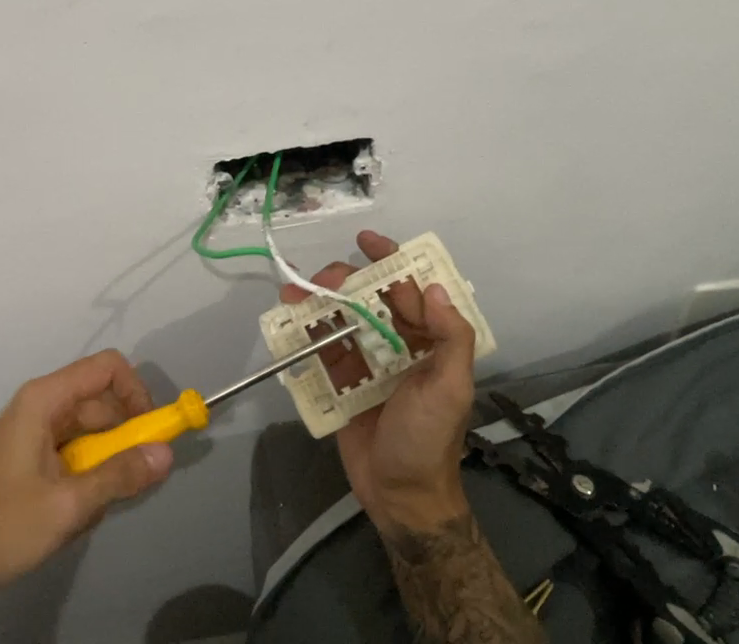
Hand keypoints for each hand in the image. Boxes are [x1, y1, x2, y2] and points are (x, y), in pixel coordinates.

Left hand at [0, 350, 173, 594]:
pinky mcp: (29, 459)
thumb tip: (167, 453)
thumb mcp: (68, 505)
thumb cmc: (0, 525)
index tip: (149, 434)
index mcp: (45, 400)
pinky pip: (73, 456)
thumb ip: (120, 476)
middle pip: (102, 404)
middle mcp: (40, 407)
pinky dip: (84, 481)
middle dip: (122, 441)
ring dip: (102, 468)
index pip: (107, 368)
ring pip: (90, 435)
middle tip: (124, 486)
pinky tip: (70, 515)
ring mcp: (33, 433)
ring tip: (85, 509)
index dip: (136, 392)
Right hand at [282, 231, 476, 536]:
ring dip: (318, 305)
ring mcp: (369, 363)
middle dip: (344, 281)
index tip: (364, 242)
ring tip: (292, 296)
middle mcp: (400, 345)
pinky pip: (324, 352)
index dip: (389, 261)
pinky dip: (306, 336)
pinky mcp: (343, 384)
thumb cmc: (428, 440)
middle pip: (369, 299)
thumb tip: (434, 288)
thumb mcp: (450, 388)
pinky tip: (288, 326)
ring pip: (342, 320)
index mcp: (430, 341)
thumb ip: (451, 337)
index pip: (409, 289)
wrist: (400, 496)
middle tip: (320, 281)